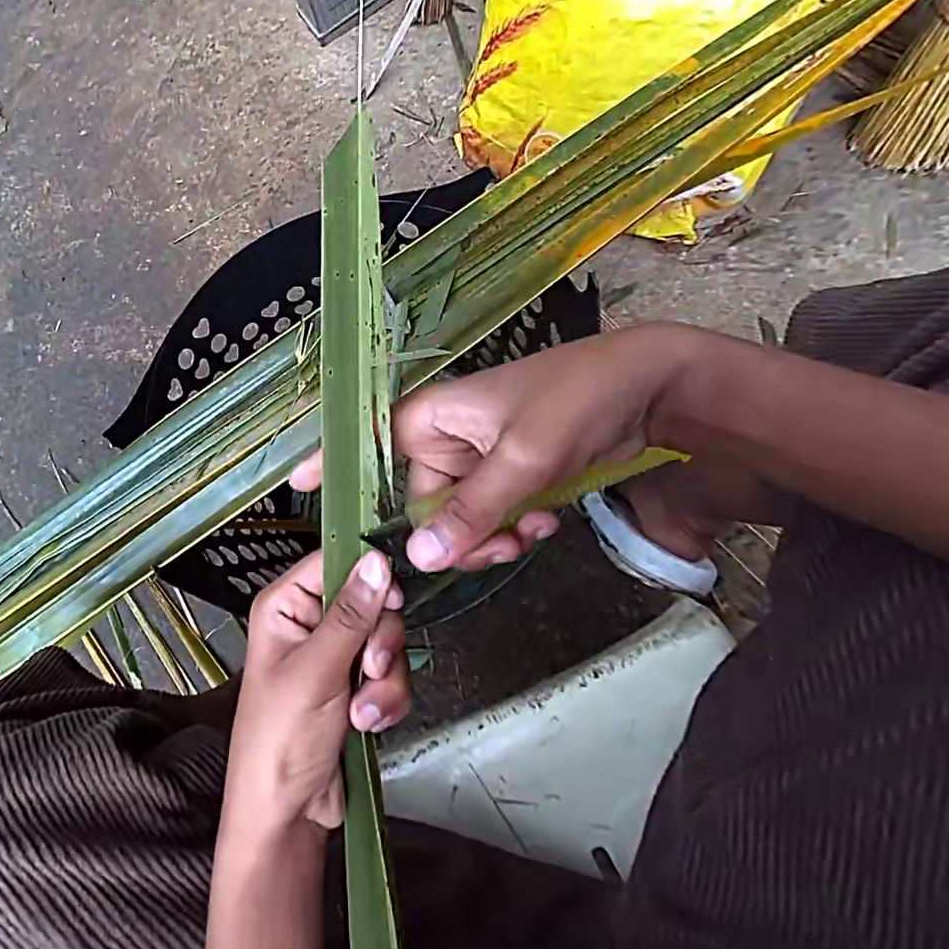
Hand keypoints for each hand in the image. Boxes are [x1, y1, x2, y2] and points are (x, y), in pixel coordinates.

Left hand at [224, 550, 409, 831]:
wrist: (288, 811)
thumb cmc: (278, 741)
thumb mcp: (315, 672)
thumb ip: (350, 616)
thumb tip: (377, 562)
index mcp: (284, 606)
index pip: (333, 561)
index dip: (368, 575)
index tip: (391, 599)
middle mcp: (310, 623)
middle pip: (371, 601)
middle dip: (380, 642)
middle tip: (369, 669)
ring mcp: (335, 654)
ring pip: (386, 640)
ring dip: (385, 680)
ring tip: (362, 711)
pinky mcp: (356, 683)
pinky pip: (391, 673)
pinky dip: (388, 699)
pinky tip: (368, 723)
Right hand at [291, 325, 704, 572]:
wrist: (651, 389)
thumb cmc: (575, 400)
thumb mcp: (523, 457)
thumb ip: (472, 509)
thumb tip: (420, 559)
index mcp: (431, 417)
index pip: (366, 441)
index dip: (331, 464)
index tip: (296, 487)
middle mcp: (443, 439)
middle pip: (415, 502)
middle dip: (451, 534)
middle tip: (493, 548)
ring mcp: (474, 461)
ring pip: (454, 519)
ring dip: (487, 537)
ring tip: (527, 532)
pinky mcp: (505, 476)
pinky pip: (486, 516)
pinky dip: (509, 529)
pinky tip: (542, 523)